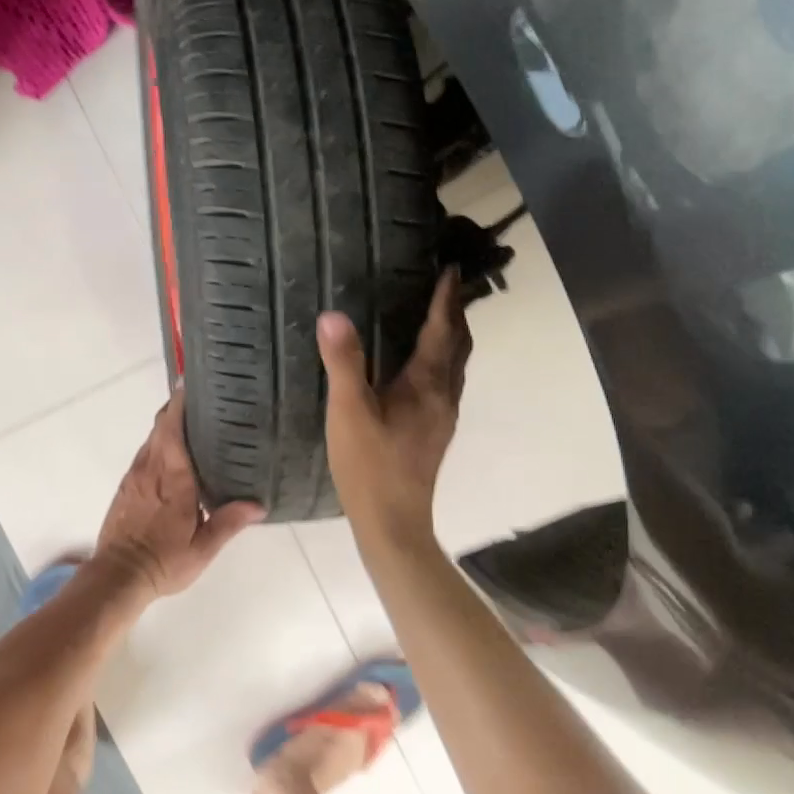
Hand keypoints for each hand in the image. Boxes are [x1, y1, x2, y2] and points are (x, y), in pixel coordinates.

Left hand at [91, 388, 266, 599]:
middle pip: (160, 427)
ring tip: (192, 425)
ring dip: (167, 428)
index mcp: (172, 477)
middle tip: (201, 401)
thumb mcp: (203, 548)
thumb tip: (258, 505)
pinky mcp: (126, 486)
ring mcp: (134, 476)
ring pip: (151, 440)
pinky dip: (158, 446)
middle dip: (176, 410)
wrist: (119, 574)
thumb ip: (228, 522)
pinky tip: (172, 456)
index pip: (173, 428)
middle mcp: (150, 468)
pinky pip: (144, 455)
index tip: (190, 384)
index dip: (179, 404)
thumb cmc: (164, 561)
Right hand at [319, 269, 472, 546]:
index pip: (443, 331)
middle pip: (459, 346)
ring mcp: (442, 417)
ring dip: (451, 336)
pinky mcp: (433, 432)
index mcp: (428, 386)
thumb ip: (344, 363)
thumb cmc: (370, 465)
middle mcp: (444, 397)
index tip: (450, 269)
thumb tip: (334, 315)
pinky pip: (445, 381)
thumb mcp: (349, 412)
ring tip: (436, 315)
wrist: (393, 523)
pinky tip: (418, 365)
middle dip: (455, 313)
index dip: (446, 299)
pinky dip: (440, 358)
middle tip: (447, 285)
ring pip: (455, 366)